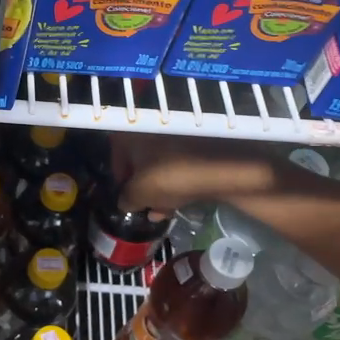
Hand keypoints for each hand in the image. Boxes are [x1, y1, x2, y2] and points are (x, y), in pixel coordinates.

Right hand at [111, 133, 286, 213]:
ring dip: (160, 187)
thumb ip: (125, 199)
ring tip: (161, 211)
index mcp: (133, 131)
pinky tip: (178, 205)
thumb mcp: (138, 194)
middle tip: (144, 205)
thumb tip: (125, 202)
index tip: (125, 195)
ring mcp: (179, 135)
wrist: (223, 168)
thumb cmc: (171, 176)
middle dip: (141, 184)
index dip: (119, 176)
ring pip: (162, 163)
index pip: (115, 152)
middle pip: (140, 158)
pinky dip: (177, 183)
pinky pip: (181, 165)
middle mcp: (154, 127)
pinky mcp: (201, 145)